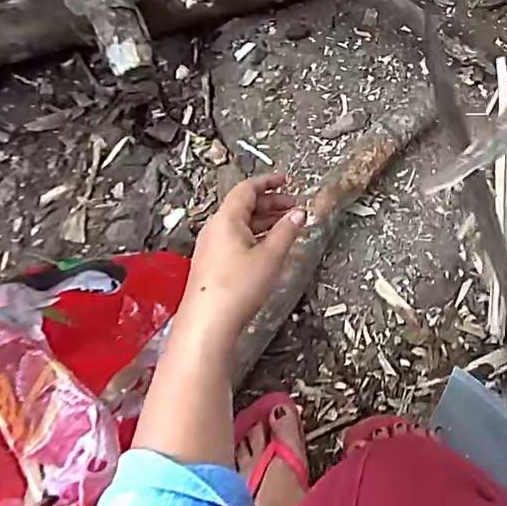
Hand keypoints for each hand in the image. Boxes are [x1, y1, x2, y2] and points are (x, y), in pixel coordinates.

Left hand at [173, 173, 305, 350]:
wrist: (207, 325)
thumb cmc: (236, 288)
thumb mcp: (271, 255)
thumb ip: (287, 230)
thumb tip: (299, 213)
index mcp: (226, 219)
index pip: (247, 189)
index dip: (268, 181)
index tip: (286, 180)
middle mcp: (215, 229)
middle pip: (244, 205)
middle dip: (271, 202)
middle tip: (294, 205)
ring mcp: (211, 247)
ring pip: (241, 223)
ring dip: (265, 220)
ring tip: (288, 225)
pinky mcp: (212, 264)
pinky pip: (236, 239)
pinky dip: (256, 235)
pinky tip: (271, 246)